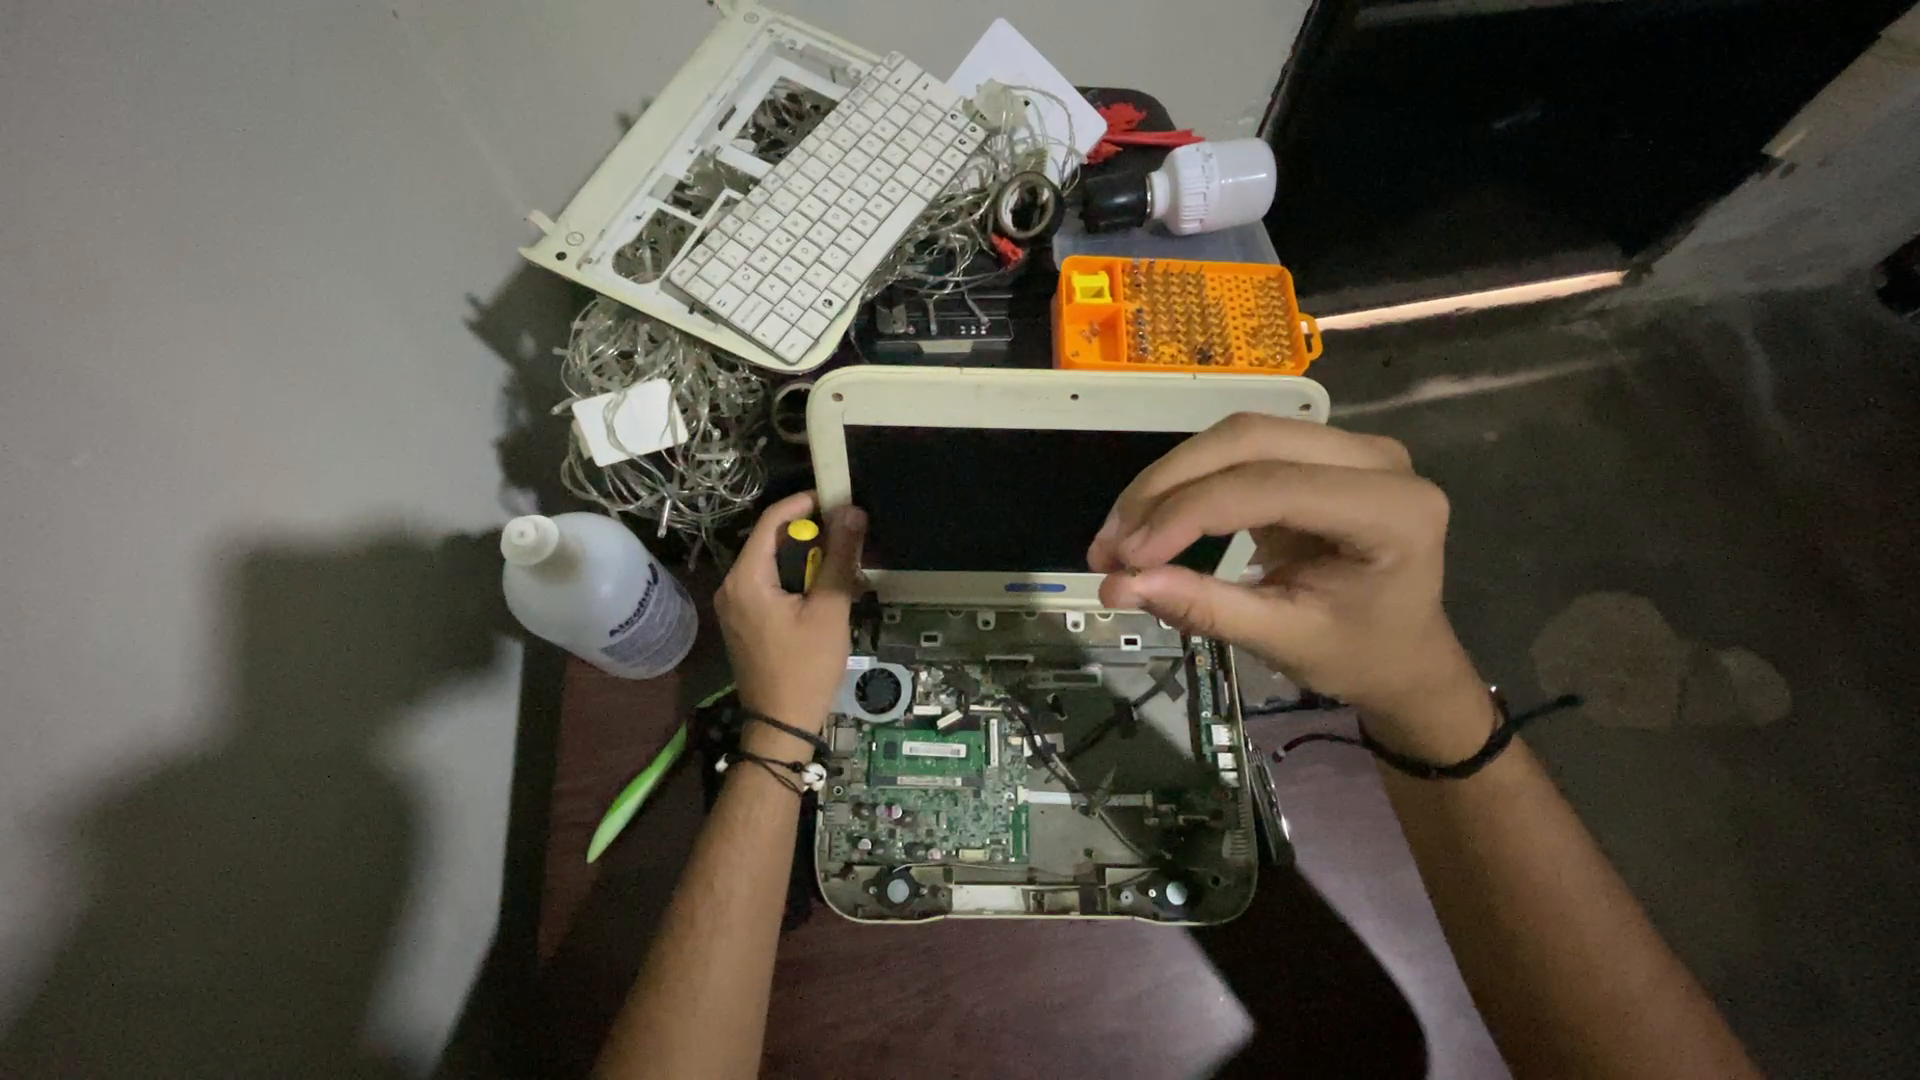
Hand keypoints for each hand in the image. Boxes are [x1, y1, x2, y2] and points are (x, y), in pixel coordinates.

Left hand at [715, 492, 865, 747]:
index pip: (770, 522)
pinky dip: (801, 584)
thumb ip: (839, 557)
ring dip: (812, 564)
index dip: (804, 504)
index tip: (837, 500)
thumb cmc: (806, 667)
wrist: (783, 725)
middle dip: (815, 539)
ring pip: (776, 567)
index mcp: (746, 579)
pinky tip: (831, 595)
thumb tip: (852, 512)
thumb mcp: (829, 609)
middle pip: (773, 543)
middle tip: (851, 542)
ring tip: (849, 572)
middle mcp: (733, 586)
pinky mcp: (747, 623)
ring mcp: (737, 607)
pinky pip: (773, 588)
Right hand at [1088, 413, 1487, 749]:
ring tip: (1117, 537)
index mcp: (1392, 509)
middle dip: (1165, 488)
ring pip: (1234, 436)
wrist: (1403, 654)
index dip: (1188, 514)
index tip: (1125, 558)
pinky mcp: (1316, 453)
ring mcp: (1347, 448)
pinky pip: (1236, 451)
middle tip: (1110, 544)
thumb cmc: (1358, 655)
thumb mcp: (1283, 639)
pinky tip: (1148, 521)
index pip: (1270, 486)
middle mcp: (1376, 458)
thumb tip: (1118, 586)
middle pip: (1247, 439)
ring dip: (1164, 482)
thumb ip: (1204, 608)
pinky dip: (1182, 484)